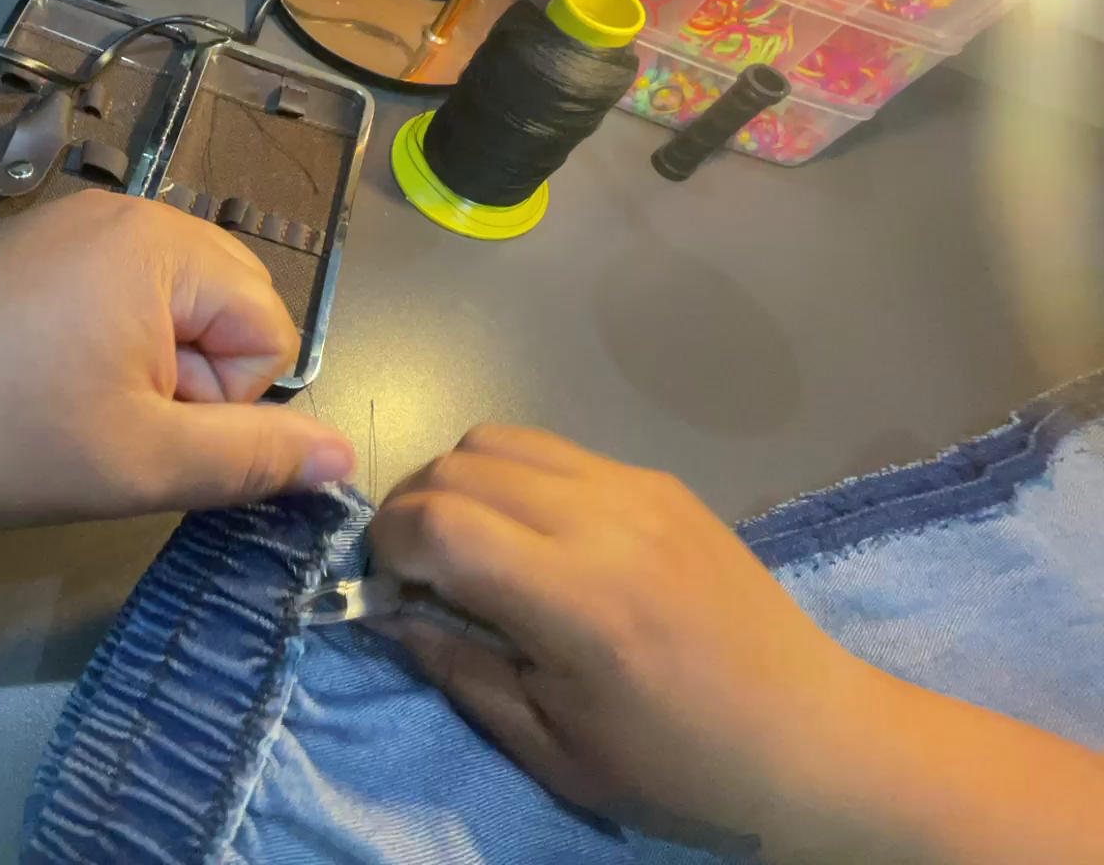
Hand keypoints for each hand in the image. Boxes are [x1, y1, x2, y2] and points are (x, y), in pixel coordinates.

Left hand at [0, 191, 353, 550]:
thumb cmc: (4, 438)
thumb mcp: (146, 460)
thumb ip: (256, 457)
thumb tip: (348, 456)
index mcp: (163, 242)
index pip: (270, 325)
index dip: (229, 398)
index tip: (155, 432)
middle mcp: (122, 212)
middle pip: (224, 304)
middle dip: (195, 378)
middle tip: (117, 423)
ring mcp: (67, 226)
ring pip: (171, 305)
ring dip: (152, 368)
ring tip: (77, 408)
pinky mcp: (29, 252)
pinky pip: (115, 296)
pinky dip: (107, 347)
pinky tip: (45, 382)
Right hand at [367, 426, 881, 855]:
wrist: (824, 744)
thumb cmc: (679, 768)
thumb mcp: (549, 748)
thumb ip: (452, 666)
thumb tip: (383, 608)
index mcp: (580, 603)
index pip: (438, 524)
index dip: (388, 544)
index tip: (392, 584)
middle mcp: (602, 522)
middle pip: (451, 469)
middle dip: (407, 510)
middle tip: (417, 563)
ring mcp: (631, 487)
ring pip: (487, 440)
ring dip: (451, 482)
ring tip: (466, 535)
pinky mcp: (650, 476)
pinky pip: (540, 446)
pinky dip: (501, 474)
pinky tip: (525, 525)